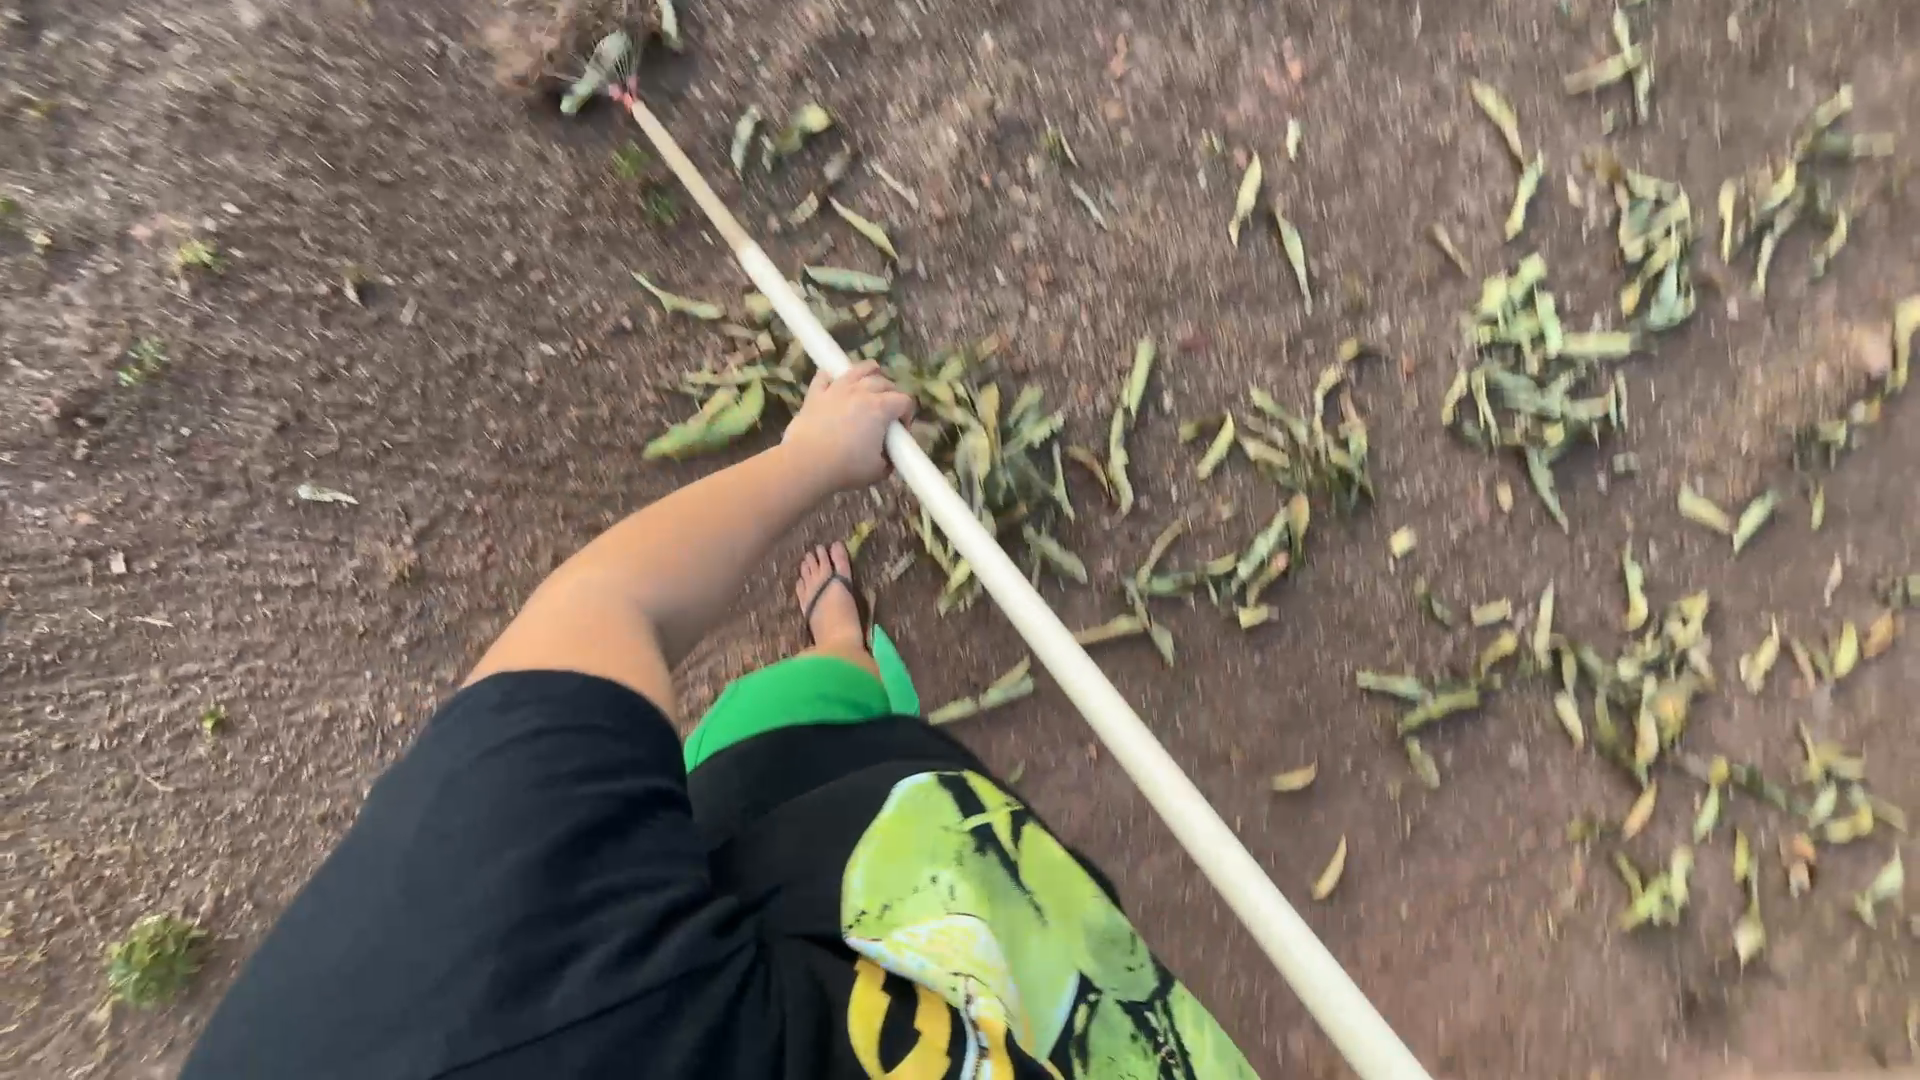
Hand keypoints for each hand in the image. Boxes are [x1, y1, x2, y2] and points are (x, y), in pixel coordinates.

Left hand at [782, 362, 914, 492]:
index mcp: (881, 408)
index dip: (907, 414)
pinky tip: (834, 381)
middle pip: (884, 382)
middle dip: (891, 394)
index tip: (901, 430)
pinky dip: (831, 376)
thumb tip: (888, 457)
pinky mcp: (815, 395)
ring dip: (869, 371)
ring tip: (873, 374)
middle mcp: (861, 392)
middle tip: (888, 411)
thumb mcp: (878, 470)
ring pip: (857, 370)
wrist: (807, 463)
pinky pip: (824, 376)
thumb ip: (888, 460)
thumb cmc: (847, 467)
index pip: (905, 401)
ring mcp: (837, 390)